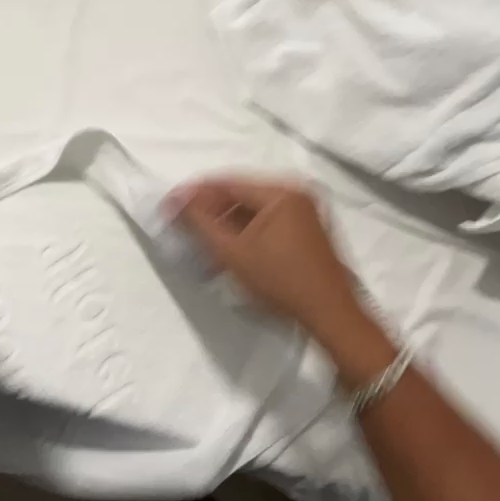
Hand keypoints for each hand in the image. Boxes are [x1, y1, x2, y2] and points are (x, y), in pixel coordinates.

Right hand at [171, 176, 357, 326]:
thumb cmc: (282, 283)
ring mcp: (306, 210)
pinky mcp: (308, 229)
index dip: (193, 194)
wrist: (332, 316)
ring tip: (200, 240)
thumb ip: (200, 223)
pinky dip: (245, 231)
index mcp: (282, 191)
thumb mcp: (233, 254)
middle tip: (180, 225)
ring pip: (253, 209)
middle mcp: (297, 192)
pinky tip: (227, 247)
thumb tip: (174, 200)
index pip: (227, 183)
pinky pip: (267, 220)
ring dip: (225, 222)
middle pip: (240, 194)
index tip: (167, 206)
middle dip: (209, 210)